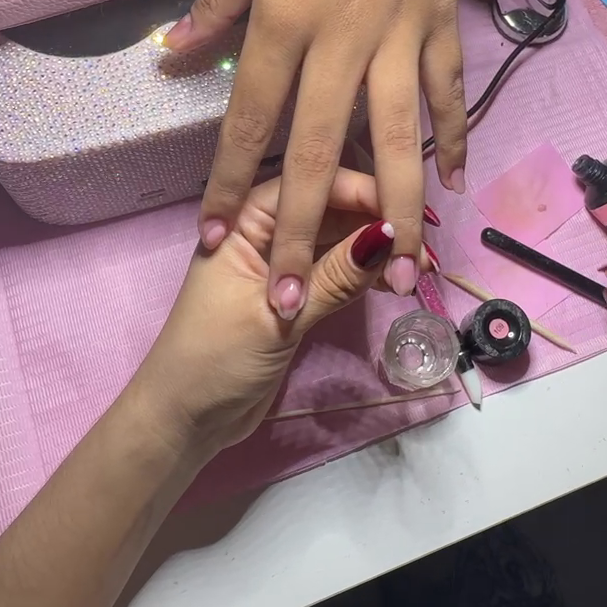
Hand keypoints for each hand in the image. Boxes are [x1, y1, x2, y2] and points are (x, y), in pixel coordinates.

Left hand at [130, 169, 428, 453]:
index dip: (360, 193)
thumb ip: (333, 278)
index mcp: (245, 220)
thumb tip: (390, 237)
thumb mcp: (278, 317)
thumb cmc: (215, 359)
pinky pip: (336, 271)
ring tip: (417, 271)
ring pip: (339, 241)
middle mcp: (266, 231)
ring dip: (376, 252)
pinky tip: (393, 282)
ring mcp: (283, 263)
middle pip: (330, 210)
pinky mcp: (297, 293)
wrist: (185, 420)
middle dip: (376, 224)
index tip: (407, 215)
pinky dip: (364, 274)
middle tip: (421, 252)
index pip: (309, 186)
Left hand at [163, 0, 489, 321]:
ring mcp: (402, 29)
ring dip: (394, 206)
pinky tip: (454, 176)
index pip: (247, 120)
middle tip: (294, 299)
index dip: (224, 185)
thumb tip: (176, 56)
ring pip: (397, 138)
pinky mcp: (445, 14)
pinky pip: (449, 87)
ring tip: (395, 265)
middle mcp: (343, 37)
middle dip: (302, 231)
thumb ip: (219, 0)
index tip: (211, 241)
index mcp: (284, 15)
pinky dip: (454, 133)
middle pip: (317, 151)